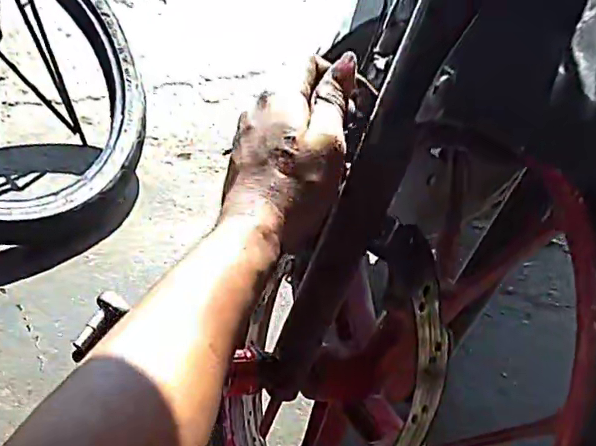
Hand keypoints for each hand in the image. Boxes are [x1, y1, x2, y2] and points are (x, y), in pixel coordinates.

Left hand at [220, 52, 356, 251]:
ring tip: (320, 165)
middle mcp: (256, 108)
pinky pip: (271, 146)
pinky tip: (298, 180)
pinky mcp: (242, 162)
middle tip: (340, 138)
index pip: (313, 61)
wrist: (252, 233)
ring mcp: (245, 136)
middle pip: (296, 92)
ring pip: (284, 121)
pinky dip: (288, 156)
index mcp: (279, 93)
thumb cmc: (289, 195)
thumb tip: (344, 66)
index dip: (339, 79)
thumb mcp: (328, 140)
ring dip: (305, 136)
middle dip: (321, 110)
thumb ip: (335, 98)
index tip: (353, 102)